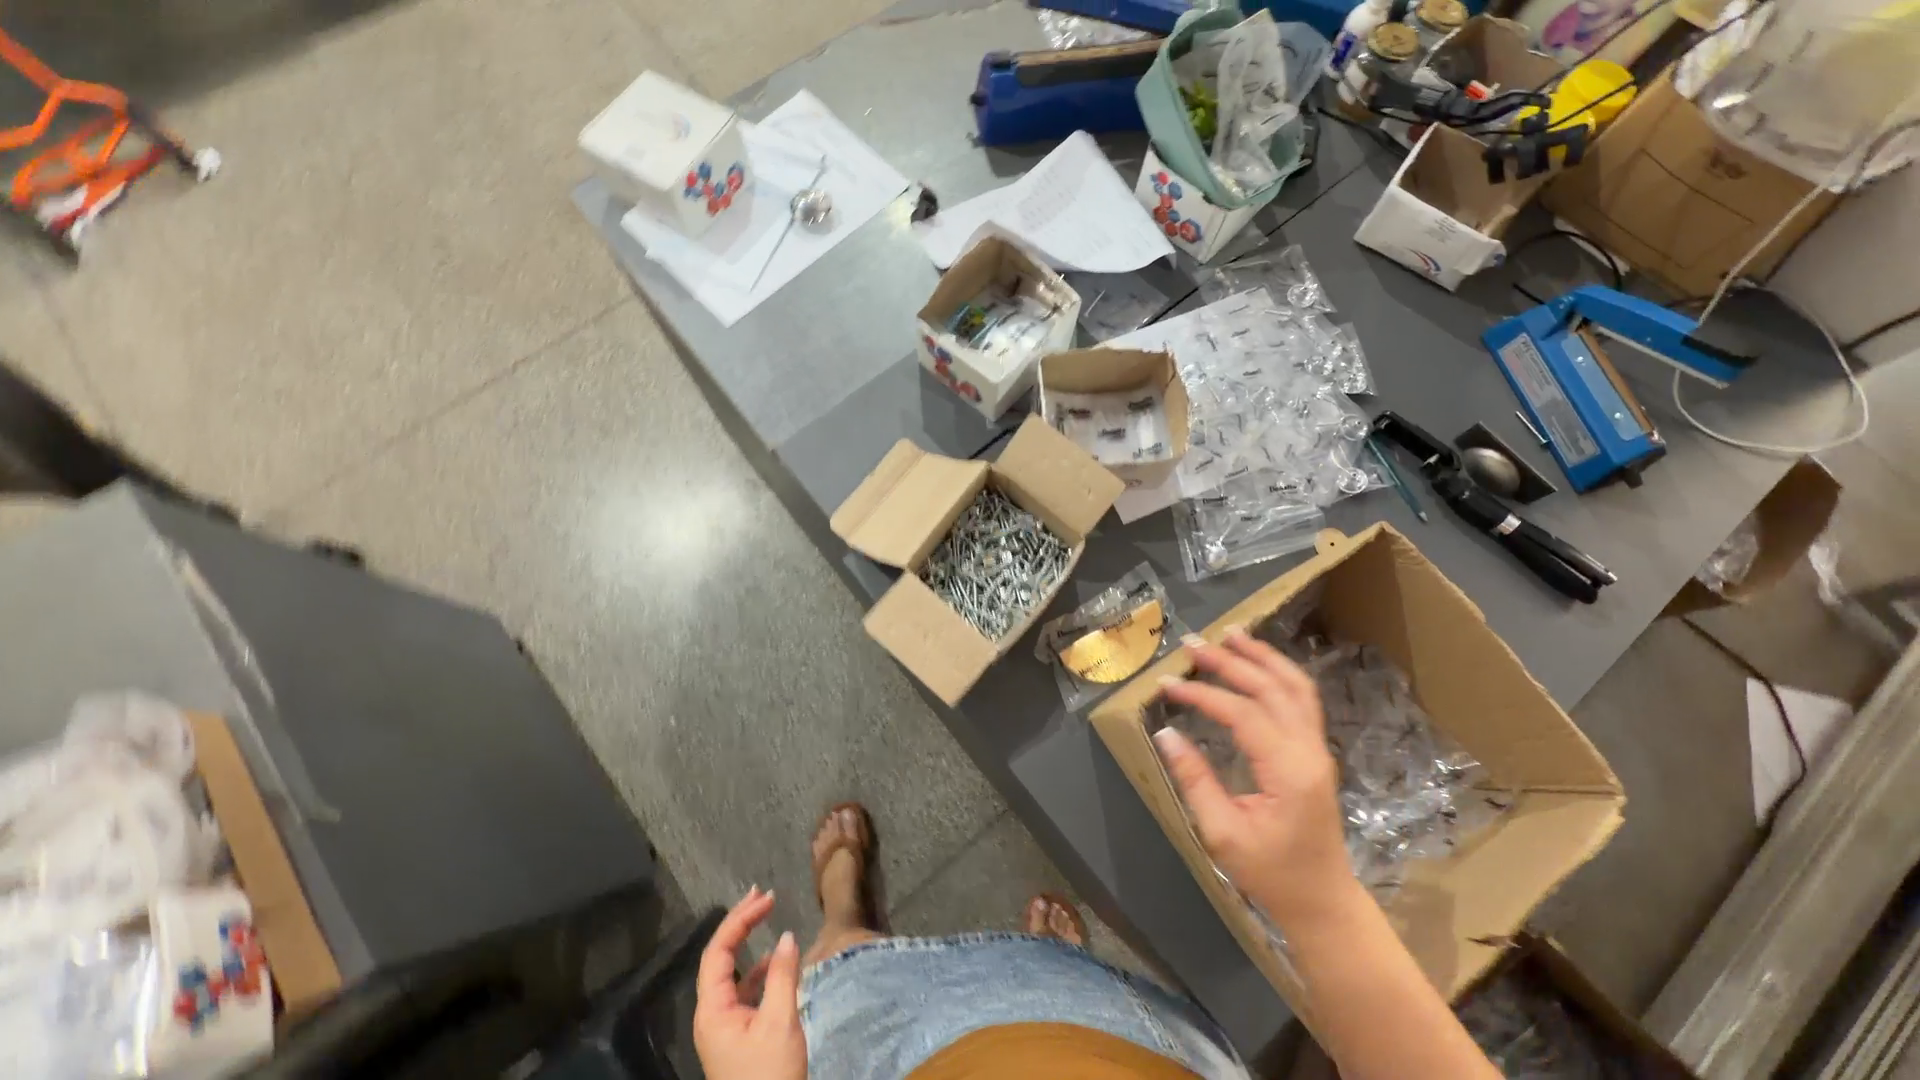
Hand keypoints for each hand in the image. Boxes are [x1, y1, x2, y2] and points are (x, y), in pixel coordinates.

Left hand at [695, 887, 807, 1079]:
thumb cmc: (770, 1076)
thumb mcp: (781, 1023)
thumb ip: (783, 976)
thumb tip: (787, 935)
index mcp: (713, 1010)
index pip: (718, 952)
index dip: (740, 920)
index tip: (766, 898)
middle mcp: (712, 1014)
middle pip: (719, 958)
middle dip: (739, 924)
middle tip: (763, 895)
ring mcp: (724, 1027)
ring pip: (731, 975)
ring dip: (748, 945)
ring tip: (768, 918)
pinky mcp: (738, 1037)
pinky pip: (744, 994)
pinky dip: (759, 972)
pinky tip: (776, 964)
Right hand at [1154, 628, 1356, 926]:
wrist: (1321, 899)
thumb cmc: (1270, 873)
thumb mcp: (1222, 833)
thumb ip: (1195, 779)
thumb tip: (1167, 734)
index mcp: (1288, 771)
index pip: (1243, 714)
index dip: (1203, 694)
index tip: (1167, 684)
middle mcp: (1309, 750)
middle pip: (1272, 688)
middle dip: (1230, 662)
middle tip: (1191, 644)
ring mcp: (1318, 749)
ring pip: (1295, 686)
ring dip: (1262, 658)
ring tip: (1230, 634)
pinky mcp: (1316, 752)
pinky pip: (1302, 699)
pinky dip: (1279, 673)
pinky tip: (1257, 663)